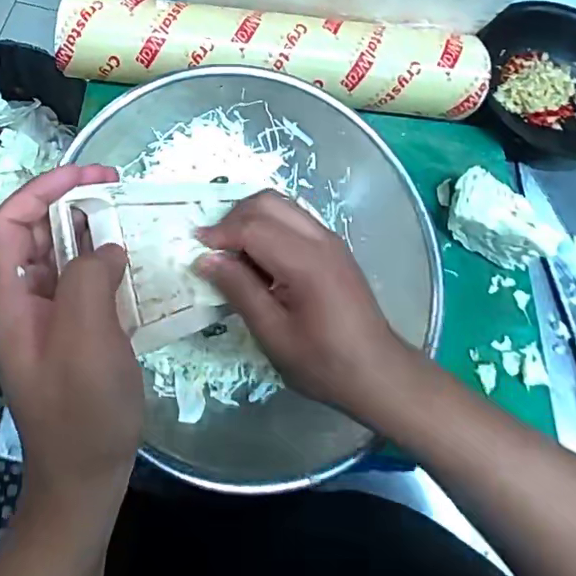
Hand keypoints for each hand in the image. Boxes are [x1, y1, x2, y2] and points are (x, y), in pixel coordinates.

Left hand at [0, 165, 141, 511]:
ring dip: (89, 226)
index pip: (8, 222)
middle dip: (69, 199)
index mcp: (8, 297)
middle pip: (34, 230)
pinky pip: (83, 277)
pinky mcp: (73, 328)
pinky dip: (104, 257)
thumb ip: (88, 277)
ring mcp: (48, 314)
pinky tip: (133, 256)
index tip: (87, 175)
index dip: (41, 189)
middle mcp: (22, 298)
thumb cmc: (80, 413)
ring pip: (60, 251)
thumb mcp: (84, 338)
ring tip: (126, 211)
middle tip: (114, 184)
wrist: (85, 479)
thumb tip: (105, 246)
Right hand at [195, 190, 424, 422]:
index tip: (196, 250)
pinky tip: (258, 256)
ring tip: (232, 251)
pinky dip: (267, 224)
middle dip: (232, 218)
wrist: (379, 373)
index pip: (252, 227)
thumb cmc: (324, 362)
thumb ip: (239, 290)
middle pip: (266, 202)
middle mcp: (320, 238)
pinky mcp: (331, 245)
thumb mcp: (273, 335)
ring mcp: (329, 238)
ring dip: (249, 218)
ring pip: (279, 204)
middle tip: (214, 249)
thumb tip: (205, 259)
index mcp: (306, 262)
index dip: (219, 234)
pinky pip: (291, 217)